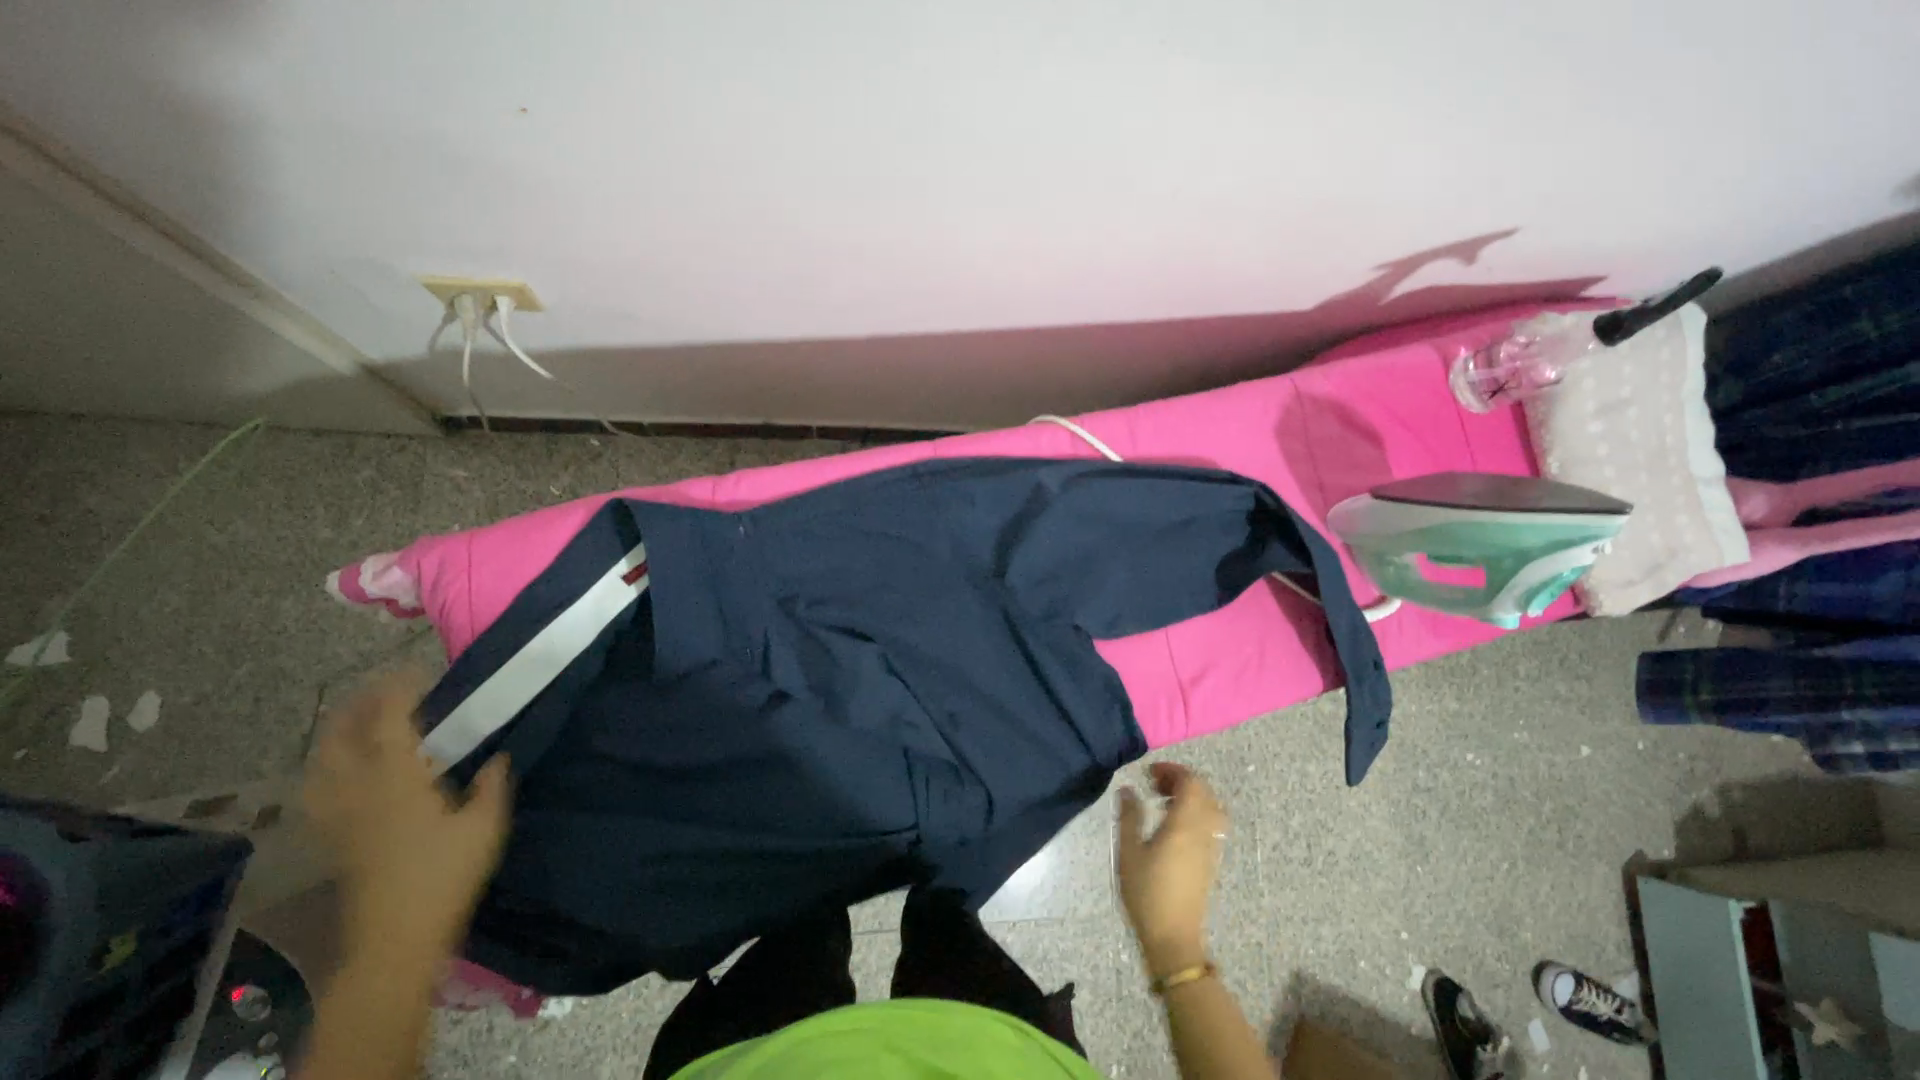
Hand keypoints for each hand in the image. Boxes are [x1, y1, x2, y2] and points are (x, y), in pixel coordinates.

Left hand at [303, 670, 512, 957]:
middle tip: (385, 687)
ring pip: (321, 757)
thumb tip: (496, 757)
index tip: (421, 671)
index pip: (390, 717)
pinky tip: (336, 769)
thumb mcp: (486, 827)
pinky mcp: (330, 835)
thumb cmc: (445, 876)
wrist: (395, 937)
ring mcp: (337, 811)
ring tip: (356, 718)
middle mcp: (358, 786)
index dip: (401, 688)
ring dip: (336, 730)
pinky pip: (316, 787)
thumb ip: (491, 786)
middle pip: (342, 731)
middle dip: (360, 701)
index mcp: (396, 776)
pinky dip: (324, 766)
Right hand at [1115, 762, 1226, 977]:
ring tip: (1162, 801)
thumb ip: (1129, 816)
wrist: (1173, 936)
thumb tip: (1128, 789)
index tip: (1149, 772)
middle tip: (1153, 784)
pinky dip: (1195, 812)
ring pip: (1210, 807)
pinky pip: (1211, 823)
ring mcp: (1211, 846)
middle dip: (1181, 780)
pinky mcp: (1211, 860)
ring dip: (1190, 796)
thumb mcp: (1128, 852)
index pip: (1190, 782)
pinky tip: (1173, 825)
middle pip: (1204, 791)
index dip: (1172, 770)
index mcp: (1185, 824)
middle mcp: (1204, 830)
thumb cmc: (1146, 893)